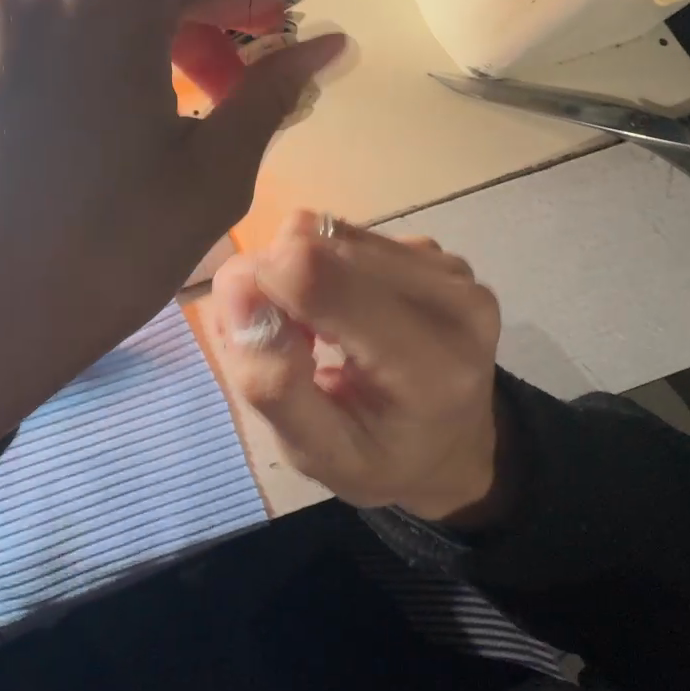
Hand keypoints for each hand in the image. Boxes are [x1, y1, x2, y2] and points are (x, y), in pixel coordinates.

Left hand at [0, 0, 347, 447]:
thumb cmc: (104, 249)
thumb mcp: (211, 175)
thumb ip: (271, 93)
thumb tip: (329, 44)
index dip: (252, 7)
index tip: (276, 46)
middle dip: (191, 32)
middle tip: (221, 97)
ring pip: (81, 8)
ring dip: (131, 44)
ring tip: (154, 113)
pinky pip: (32, 35)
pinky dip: (74, 58)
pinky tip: (86, 119)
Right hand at [205, 210, 510, 526]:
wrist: (449, 453)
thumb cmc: (376, 459)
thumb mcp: (312, 451)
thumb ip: (270, 380)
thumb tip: (238, 288)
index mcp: (426, 363)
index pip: (316, 276)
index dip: (256, 286)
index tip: (245, 334)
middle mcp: (450, 300)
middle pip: (310, 243)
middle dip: (268, 283)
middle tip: (276, 341)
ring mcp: (446, 269)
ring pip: (319, 231)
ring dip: (289, 274)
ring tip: (304, 329)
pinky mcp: (432, 251)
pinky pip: (340, 233)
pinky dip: (315, 266)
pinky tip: (330, 311)